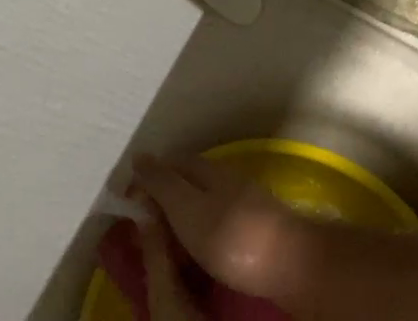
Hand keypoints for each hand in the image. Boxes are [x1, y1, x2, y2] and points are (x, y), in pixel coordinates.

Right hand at [130, 154, 310, 301]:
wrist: (289, 263)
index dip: (146, 180)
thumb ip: (162, 182)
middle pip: (186, 183)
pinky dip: (199, 235)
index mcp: (207, 168)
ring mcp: (243, 202)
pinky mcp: (255, 228)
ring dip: (181, 220)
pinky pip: (216, 224)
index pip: (169, 163)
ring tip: (165, 245)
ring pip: (202, 204)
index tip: (128, 206)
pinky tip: (196, 252)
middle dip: (162, 201)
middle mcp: (226, 178)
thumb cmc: (231, 235)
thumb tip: (139, 155)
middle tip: (143, 230)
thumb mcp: (187, 207)